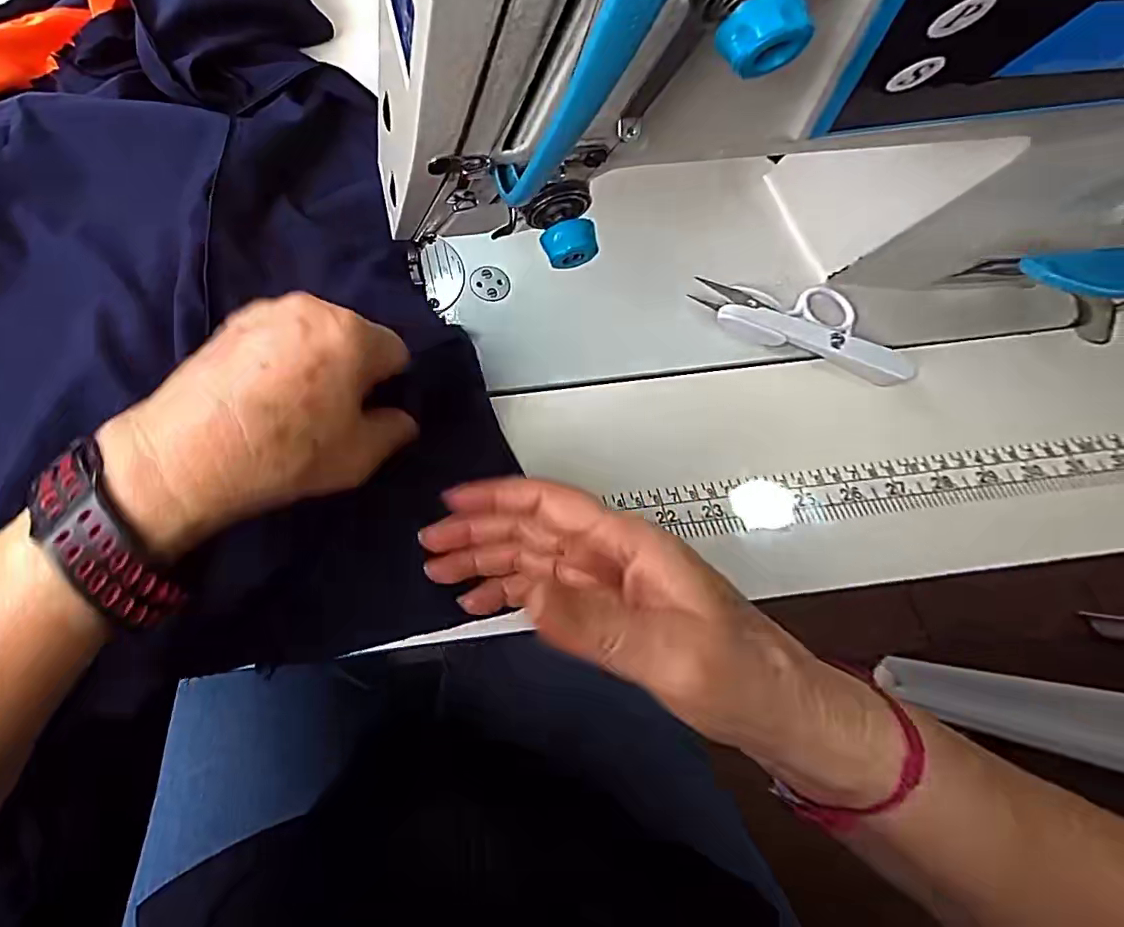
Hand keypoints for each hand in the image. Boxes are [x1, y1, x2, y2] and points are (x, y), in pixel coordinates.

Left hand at [96, 293, 418, 557]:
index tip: (364, 412)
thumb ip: (392, 431)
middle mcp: (309, 307)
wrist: (188, 453)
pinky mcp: (228, 323)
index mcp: (351, 332)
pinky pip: (272, 336)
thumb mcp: (355, 458)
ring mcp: (263, 311)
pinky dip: (275, 357)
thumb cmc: (281, 455)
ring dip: (309, 359)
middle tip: (323, 411)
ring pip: (308, 333)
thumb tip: (398, 418)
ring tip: (283, 403)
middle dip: (347, 367)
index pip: (394, 351)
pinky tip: (255, 392)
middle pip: (349, 335)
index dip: (385, 386)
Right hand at [418, 477, 902, 803]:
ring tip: (438, 575)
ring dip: (481, 561)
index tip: (448, 502)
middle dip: (475, 533)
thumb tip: (525, 593)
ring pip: (526, 557)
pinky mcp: (598, 610)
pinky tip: (476, 602)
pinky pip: (538, 591)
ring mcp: (601, 582)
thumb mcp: (670, 653)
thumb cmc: (739, 677)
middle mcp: (607, 554)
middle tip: (428, 550)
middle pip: (528, 528)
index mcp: (627, 544)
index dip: (496, 496)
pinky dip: (503, 592)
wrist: (788, 720)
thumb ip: (595, 621)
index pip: (550, 504)